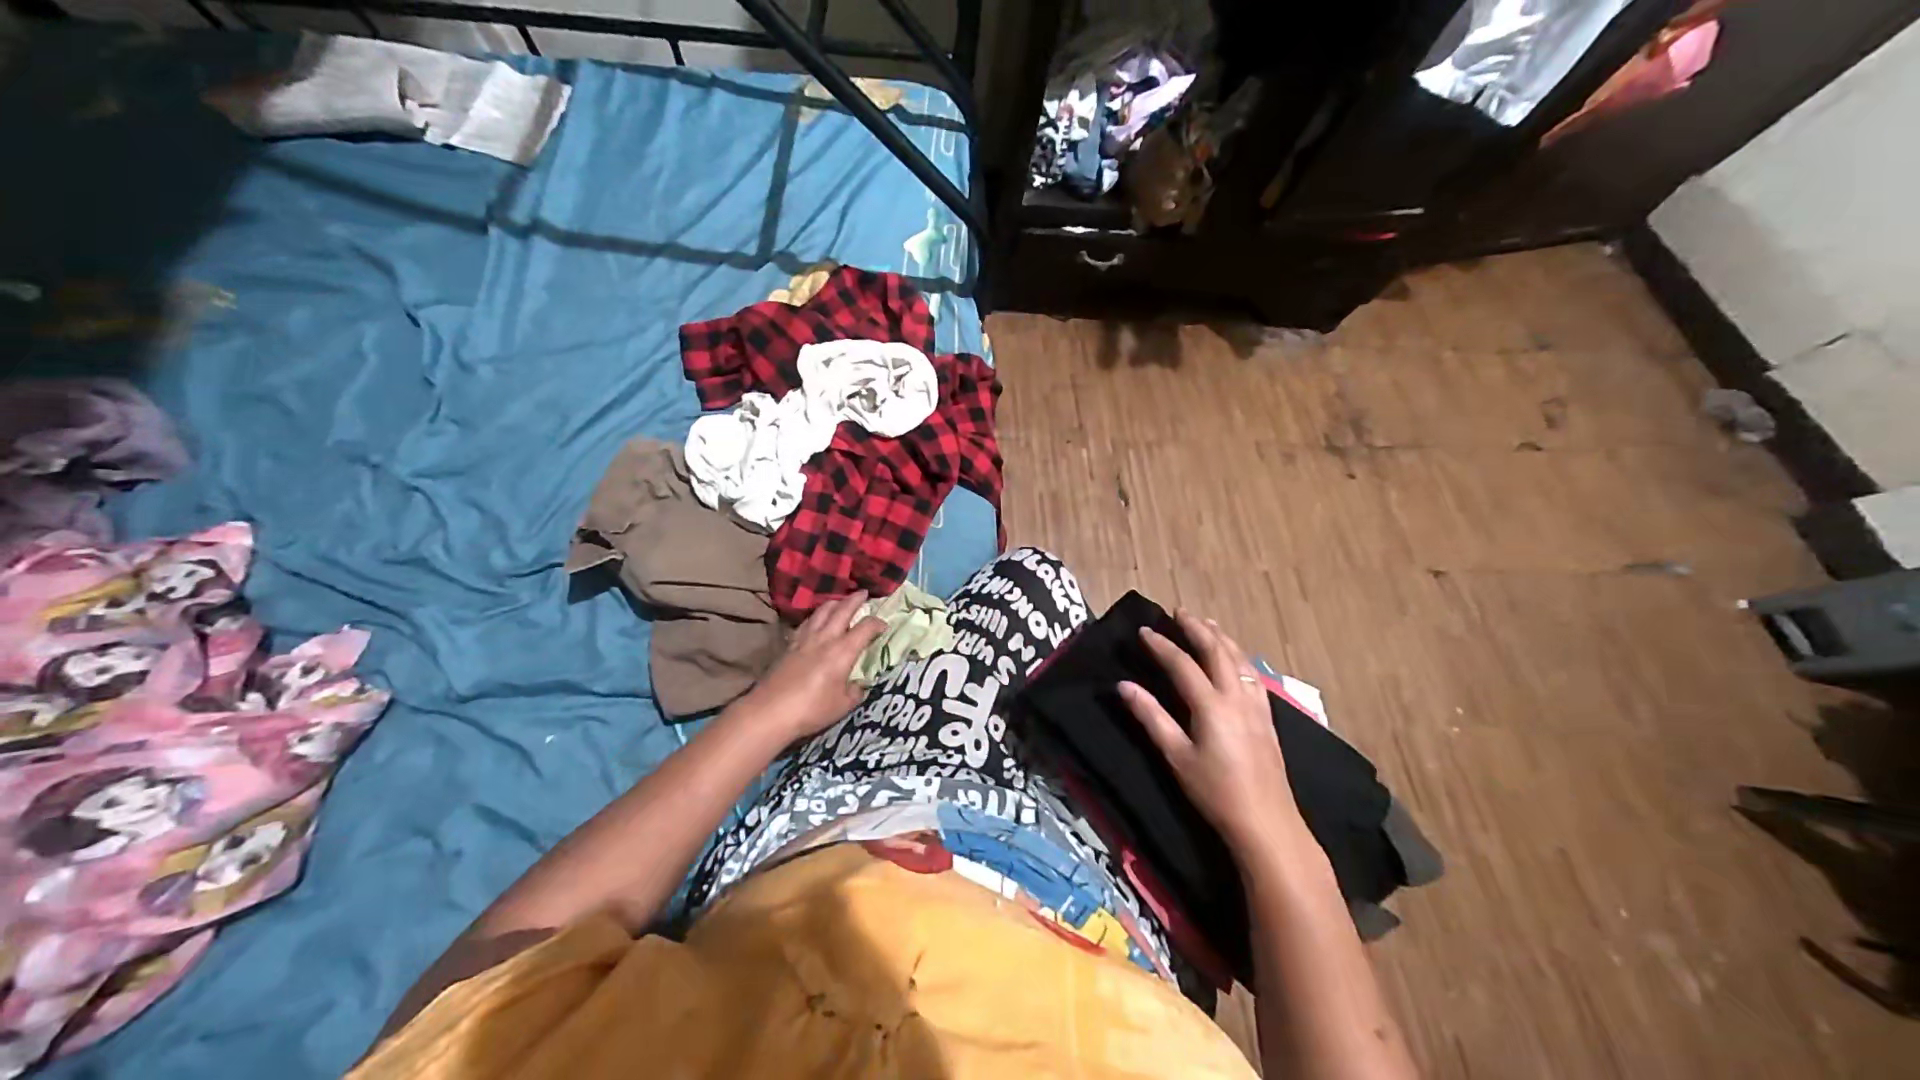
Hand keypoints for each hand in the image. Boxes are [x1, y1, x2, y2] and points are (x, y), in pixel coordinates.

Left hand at [735, 592, 886, 740]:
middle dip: (855, 600)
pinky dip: (816, 616)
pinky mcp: (789, 644)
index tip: (884, 625)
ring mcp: (805, 639)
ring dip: (834, 603)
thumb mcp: (843, 705)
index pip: (865, 628)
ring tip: (840, 602)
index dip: (878, 623)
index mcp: (843, 651)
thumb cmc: (811, 709)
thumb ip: (855, 691)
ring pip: (821, 611)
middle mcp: (825, 638)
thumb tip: (859, 684)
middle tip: (863, 593)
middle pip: (842, 610)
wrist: (770, 711)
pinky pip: (807, 622)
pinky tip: (816, 620)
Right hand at [1118, 611, 1308, 855]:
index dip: (1162, 645)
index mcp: (1211, 705)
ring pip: (1240, 659)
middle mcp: (1236, 697)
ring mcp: (1256, 706)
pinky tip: (1237, 658)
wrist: (1266, 822)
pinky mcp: (1267, 718)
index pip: (1183, 664)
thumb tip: (1124, 685)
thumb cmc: (1215, 791)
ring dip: (1221, 637)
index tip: (1144, 631)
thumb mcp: (1176, 756)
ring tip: (1207, 624)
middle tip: (1179, 612)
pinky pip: (1253, 675)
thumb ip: (1151, 717)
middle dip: (1196, 629)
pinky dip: (1240, 657)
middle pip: (1216, 652)